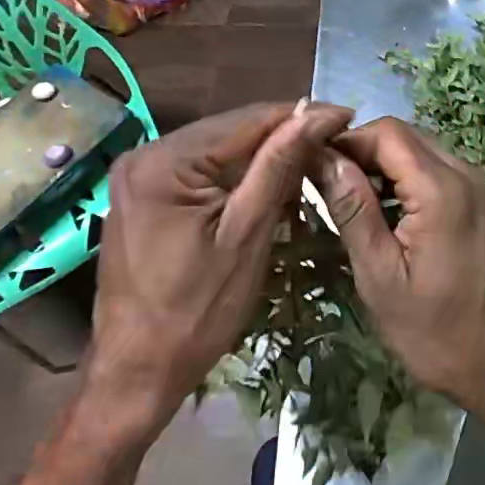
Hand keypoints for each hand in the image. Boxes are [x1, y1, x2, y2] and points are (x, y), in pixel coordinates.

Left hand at [89, 101, 353, 429]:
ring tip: (311, 163)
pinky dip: (238, 174)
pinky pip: (202, 168)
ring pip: (219, 148)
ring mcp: (140, 172)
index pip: (246, 121)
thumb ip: (278, 167)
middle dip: (283, 136)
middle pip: (231, 130)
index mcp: (164, 162)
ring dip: (264, 156)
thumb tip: (312, 113)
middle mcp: (145, 153)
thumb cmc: (197, 312)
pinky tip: (269, 185)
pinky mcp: (145, 191)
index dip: (301, 117)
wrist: (136, 372)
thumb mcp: (246, 236)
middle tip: (334, 144)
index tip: (347, 117)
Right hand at [317, 118, 484, 461]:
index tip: (310, 165)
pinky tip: (380, 207)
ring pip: (416, 146)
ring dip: (379, 162)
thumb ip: (352, 210)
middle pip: (402, 134)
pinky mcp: (476, 196)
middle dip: (360, 150)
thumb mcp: (380, 275)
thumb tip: (321, 158)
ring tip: (347, 198)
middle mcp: (464, 172)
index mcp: (442, 190)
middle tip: (324, 184)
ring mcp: (475, 182)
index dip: (345, 140)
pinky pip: (431, 165)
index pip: (386, 133)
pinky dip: (401, 174)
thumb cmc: (433, 330)